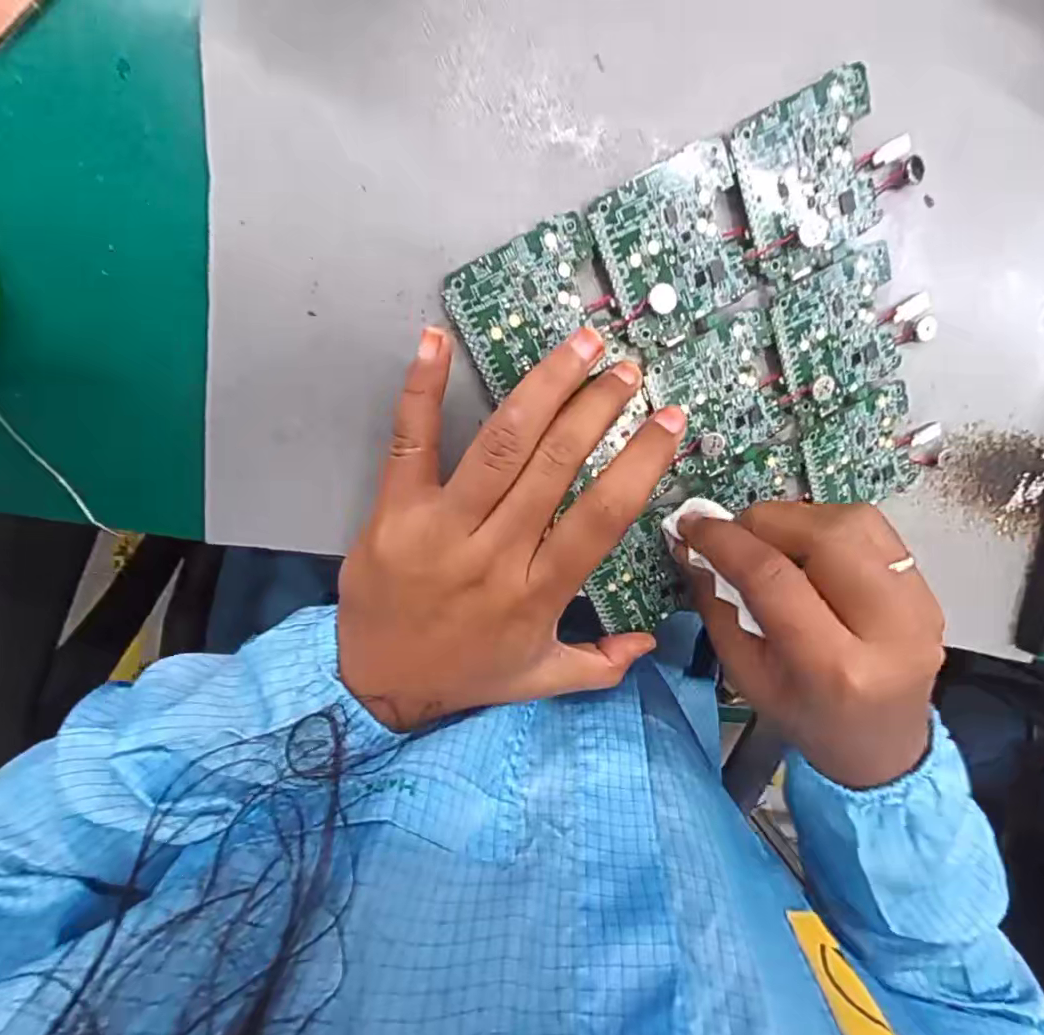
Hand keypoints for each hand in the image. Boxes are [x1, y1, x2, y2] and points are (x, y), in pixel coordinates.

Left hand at [338, 325, 686, 731]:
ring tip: (580, 346)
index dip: (639, 462)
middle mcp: (496, 553)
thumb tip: (648, 644)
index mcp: (538, 591)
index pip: (601, 515)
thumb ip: (597, 665)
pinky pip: (410, 443)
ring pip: (500, 445)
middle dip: (597, 407)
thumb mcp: (536, 681)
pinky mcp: (394, 512)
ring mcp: (441, 529)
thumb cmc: (460, 675)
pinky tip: (436, 341)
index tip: (667, 420)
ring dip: (544, 387)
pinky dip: (422, 390)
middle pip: (556, 464)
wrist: (376, 684)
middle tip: (625, 368)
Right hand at [676, 502, 944, 787]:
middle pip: (825, 536)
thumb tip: (690, 545)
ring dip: (795, 518)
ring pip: (854, 521)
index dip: (725, 542)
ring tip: (767, 540)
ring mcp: (920, 604)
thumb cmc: (802, 714)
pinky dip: (825, 524)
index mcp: (834, 667)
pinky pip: (874, 529)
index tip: (690, 525)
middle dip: (763, 522)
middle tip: (732, 535)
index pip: (774, 579)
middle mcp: (889, 629)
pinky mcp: (929, 587)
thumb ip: (716, 604)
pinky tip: (803, 546)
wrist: (881, 743)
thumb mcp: (744, 672)